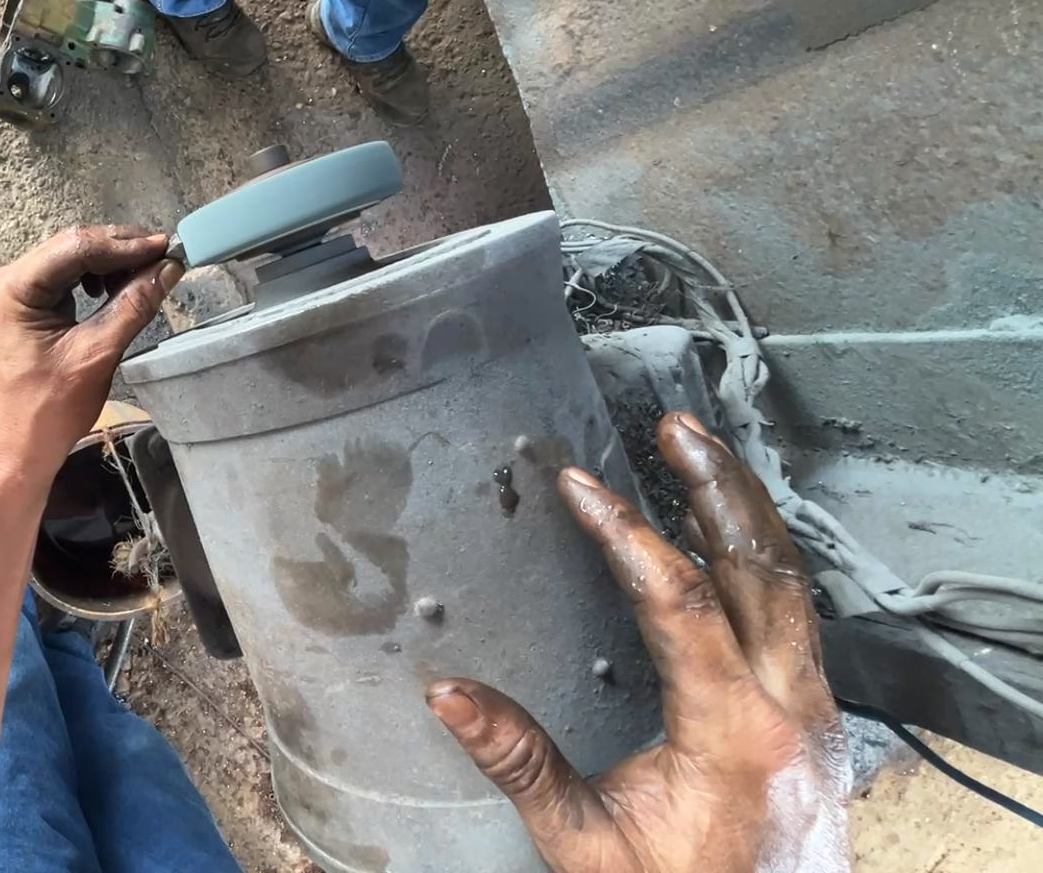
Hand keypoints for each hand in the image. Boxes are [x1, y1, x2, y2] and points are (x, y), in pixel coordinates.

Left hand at [0, 226, 181, 475]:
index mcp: (12, 289)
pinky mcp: (22, 304)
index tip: (165, 246)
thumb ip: (133, 305)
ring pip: (69, 258)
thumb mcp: (97, 354)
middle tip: (163, 257)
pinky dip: (94, 278)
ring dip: (109, 263)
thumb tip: (168, 268)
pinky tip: (114, 291)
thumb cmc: (49, 410)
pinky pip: (63, 277)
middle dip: (119, 250)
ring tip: (143, 276)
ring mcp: (11, 291)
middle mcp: (5, 280)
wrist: (20, 448)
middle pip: (70, 246)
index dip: (124, 244)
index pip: (75, 247)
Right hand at [426, 413, 850, 872]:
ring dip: (742, 508)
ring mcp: (812, 708)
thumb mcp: (586, 844)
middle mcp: (792, 709)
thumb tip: (445, 691)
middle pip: (764, 570)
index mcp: (736, 734)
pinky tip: (718, 532)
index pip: (679, 601)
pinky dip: (753, 551)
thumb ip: (519, 763)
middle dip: (718, 486)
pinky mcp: (810, 713)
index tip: (577, 485)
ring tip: (699, 453)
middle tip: (676, 427)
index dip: (624, 533)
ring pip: (790, 584)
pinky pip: (790, 609)